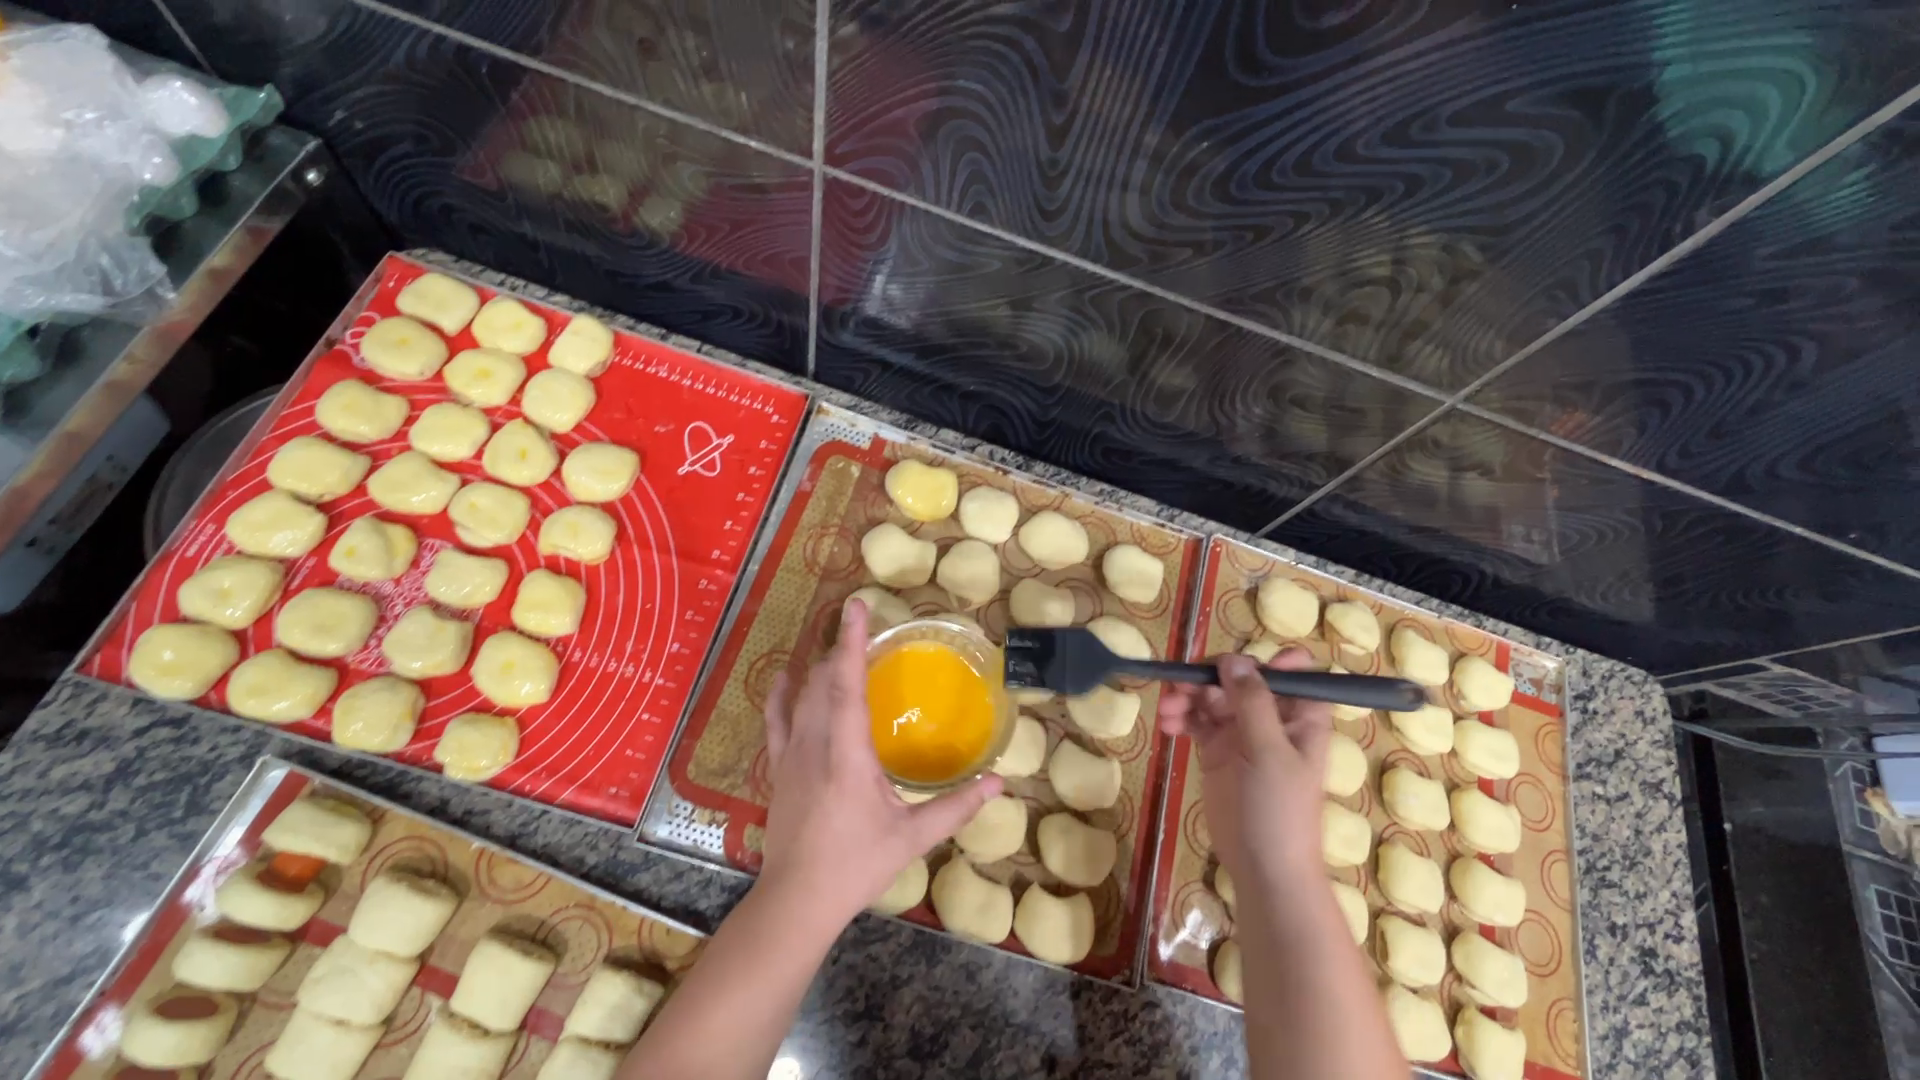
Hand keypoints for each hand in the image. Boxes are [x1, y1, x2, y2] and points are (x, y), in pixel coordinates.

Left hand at [758, 600, 1002, 926]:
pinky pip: (776, 719)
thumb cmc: (856, 865)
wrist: (797, 899)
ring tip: (840, 649)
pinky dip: (782, 694)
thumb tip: (1000, 783)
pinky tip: (785, 677)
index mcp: (847, 755)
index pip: (847, 685)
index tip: (857, 607)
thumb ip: (956, 807)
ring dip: (820, 668)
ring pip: (801, 696)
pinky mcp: (778, 768)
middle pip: (822, 681)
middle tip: (864, 628)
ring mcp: (790, 755)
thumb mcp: (912, 838)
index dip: (851, 642)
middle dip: (840, 649)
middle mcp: (814, 744)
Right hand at [1156, 649, 1331, 887]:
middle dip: (1209, 678)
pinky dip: (1181, 717)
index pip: (1291, 671)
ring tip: (1167, 710)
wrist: (1263, 868)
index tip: (1231, 668)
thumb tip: (1233, 659)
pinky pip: (1196, 721)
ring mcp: (1242, 734)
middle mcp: (1272, 718)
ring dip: (1188, 697)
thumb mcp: (1269, 751)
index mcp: (1300, 715)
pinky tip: (1167, 725)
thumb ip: (1252, 702)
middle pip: (1239, 679)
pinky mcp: (1216, 752)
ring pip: (1212, 697)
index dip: (1265, 661)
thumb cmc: (1279, 809)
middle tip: (1180, 686)